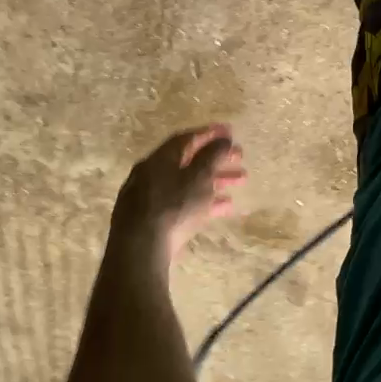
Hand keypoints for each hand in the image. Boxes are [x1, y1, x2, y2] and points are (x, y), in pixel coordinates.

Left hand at [110, 125, 246, 264]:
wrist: (140, 250)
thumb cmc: (173, 205)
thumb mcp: (200, 176)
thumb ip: (213, 155)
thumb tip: (222, 139)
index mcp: (158, 160)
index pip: (185, 138)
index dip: (209, 133)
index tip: (231, 131)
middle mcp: (150, 175)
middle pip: (188, 161)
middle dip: (217, 158)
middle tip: (240, 158)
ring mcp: (148, 199)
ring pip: (187, 183)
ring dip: (215, 180)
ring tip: (240, 182)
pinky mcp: (151, 220)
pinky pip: (182, 203)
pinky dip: (203, 201)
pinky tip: (224, 208)